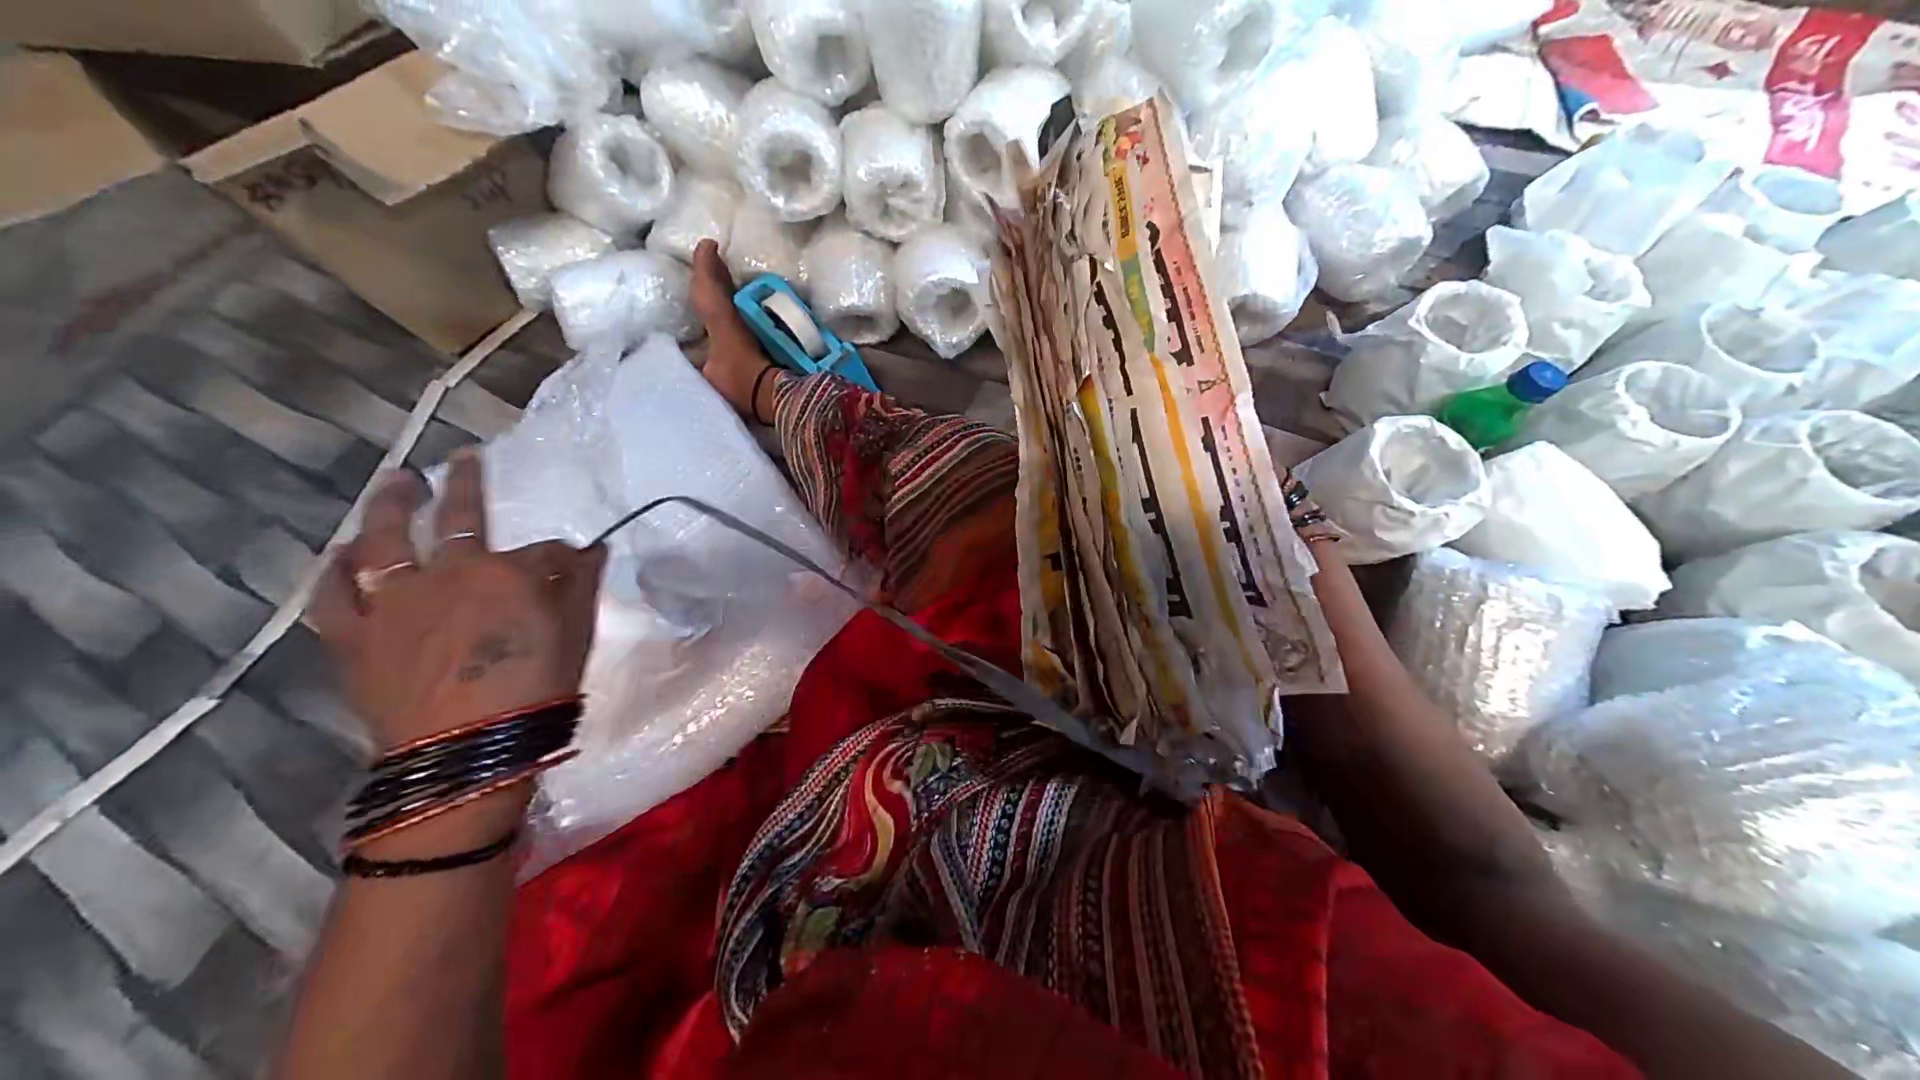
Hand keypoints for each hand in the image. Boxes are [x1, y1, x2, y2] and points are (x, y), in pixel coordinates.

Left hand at [310, 449, 605, 754]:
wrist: (465, 755)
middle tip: (463, 458)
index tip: (572, 561)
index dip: (561, 554)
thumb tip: (590, 552)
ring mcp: (392, 601)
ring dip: (389, 505)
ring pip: (382, 539)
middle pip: (455, 516)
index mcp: (506, 574)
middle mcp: (445, 573)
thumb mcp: (575, 638)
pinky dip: (335, 571)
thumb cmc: (535, 694)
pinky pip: (332, 594)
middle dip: (464, 483)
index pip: (543, 550)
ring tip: (396, 484)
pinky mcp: (353, 635)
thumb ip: (580, 589)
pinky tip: (341, 554)